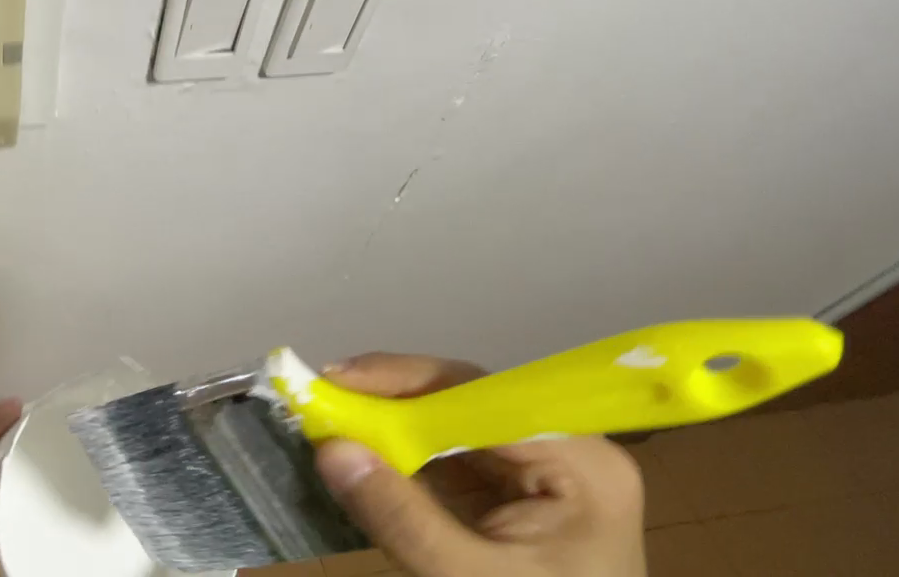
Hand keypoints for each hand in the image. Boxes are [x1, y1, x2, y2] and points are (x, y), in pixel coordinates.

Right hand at [313, 354, 645, 576]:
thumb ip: (404, 519)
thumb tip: (328, 448)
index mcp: (579, 463)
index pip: (477, 394)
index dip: (401, 380)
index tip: (334, 381)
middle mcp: (562, 450)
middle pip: (459, 402)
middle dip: (388, 401)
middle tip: (319, 400)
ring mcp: (537, 471)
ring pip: (446, 425)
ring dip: (387, 424)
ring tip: (329, 421)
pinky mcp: (510, 495)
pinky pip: (445, 457)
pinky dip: (400, 454)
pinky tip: (362, 454)